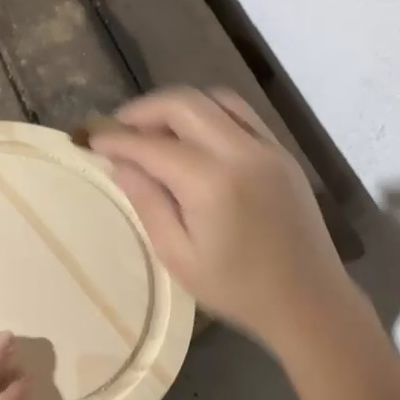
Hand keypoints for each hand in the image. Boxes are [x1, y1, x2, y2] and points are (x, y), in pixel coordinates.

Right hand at [89, 87, 350, 347]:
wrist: (307, 300)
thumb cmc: (236, 289)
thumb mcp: (178, 256)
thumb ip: (148, 204)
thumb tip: (122, 165)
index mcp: (212, 184)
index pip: (152, 146)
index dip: (117, 140)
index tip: (91, 140)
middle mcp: (242, 153)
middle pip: (184, 104)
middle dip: (143, 110)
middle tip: (117, 129)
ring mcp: (267, 148)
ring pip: (215, 99)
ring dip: (177, 107)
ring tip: (152, 131)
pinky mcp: (281, 153)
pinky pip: (240, 114)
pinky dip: (208, 114)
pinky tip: (191, 138)